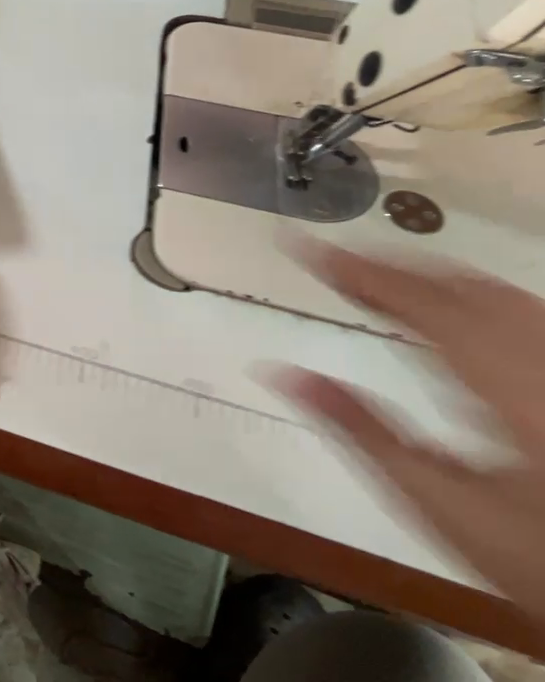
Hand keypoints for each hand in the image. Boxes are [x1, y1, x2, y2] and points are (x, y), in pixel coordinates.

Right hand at [275, 246, 544, 621]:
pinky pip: (532, 320)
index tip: (298, 244)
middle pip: (475, 294)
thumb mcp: (432, 499)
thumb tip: (279, 373)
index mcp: (509, 393)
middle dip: (398, 266)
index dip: (358, 270)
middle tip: (332, 254)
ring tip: (380, 271)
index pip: (424, 307)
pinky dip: (480, 300)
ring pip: (512, 301)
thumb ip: (358, 428)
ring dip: (439, 278)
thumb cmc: (526, 554)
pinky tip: (456, 308)